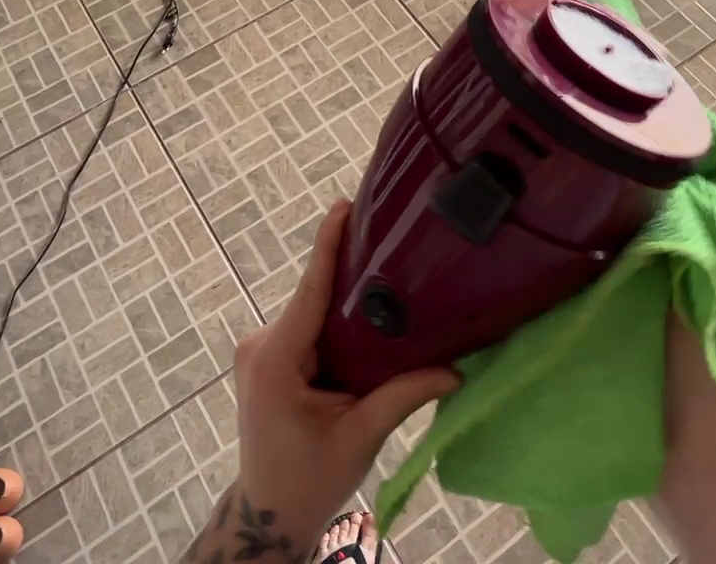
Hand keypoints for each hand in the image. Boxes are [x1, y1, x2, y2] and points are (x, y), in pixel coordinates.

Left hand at [226, 199, 461, 550]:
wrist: (270, 508)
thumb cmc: (310, 477)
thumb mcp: (360, 435)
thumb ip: (403, 396)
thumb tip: (456, 370)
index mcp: (276, 359)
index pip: (309, 291)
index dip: (326, 245)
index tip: (341, 206)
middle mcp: (260, 344)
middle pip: (312, 298)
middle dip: (347, 275)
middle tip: (387, 241)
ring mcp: (259, 349)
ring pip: (310, 313)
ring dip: (342, 304)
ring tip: (385, 281)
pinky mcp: (267, 357)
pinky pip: (305, 327)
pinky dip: (332, 323)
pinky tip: (363, 319)